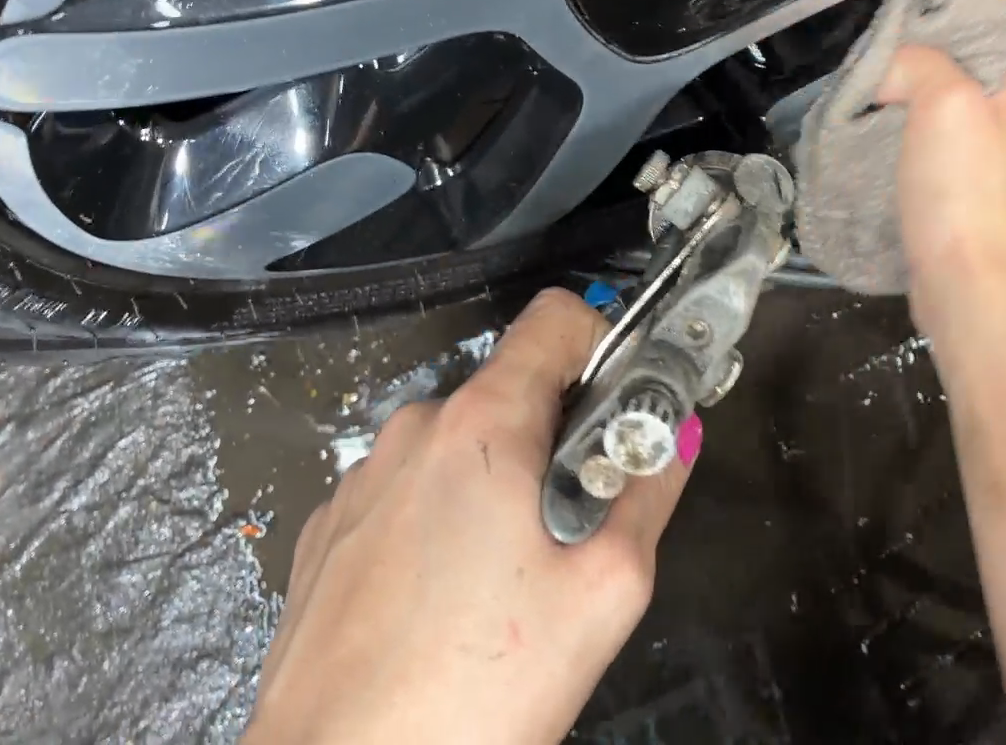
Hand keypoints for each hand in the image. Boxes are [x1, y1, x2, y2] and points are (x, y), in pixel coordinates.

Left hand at [243, 289, 698, 744]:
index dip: (603, 347)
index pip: (556, 318)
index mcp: (481, 423)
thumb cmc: (481, 687)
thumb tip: (678, 432)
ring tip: (505, 580)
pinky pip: (409, 490)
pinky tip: (441, 602)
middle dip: (557, 438)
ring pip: (460, 444)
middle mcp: (412, 429)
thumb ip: (650, 492)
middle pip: (511, 389)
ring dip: (498, 484)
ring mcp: (361, 476)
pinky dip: (441, 517)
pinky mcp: (327, 527)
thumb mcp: (605, 591)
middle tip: (574, 526)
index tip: (620, 411)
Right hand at [875, 0, 1005, 330]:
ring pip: (953, 92)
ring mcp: (986, 150)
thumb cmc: (963, 189)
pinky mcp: (957, 180)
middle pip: (984, 53)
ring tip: (875, 80)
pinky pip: (932, 132)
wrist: (962, 279)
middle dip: (938, 39)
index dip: (993, 0)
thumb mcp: (946, 103)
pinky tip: (874, 126)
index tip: (937, 5)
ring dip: (914, 82)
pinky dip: (904, 120)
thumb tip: (890, 66)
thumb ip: (921, 63)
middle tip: (891, 41)